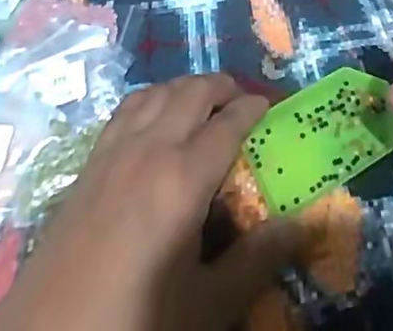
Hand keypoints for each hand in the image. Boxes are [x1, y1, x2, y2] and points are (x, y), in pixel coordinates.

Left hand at [0, 74, 302, 330]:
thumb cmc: (137, 319)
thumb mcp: (206, 304)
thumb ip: (256, 260)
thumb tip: (303, 224)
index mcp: (183, 177)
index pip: (227, 123)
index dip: (252, 107)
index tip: (271, 104)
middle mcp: (149, 148)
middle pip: (191, 92)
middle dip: (222, 86)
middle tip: (243, 100)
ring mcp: (113, 150)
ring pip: (156, 92)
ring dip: (186, 87)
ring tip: (204, 102)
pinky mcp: (89, 161)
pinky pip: (127, 109)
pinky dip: (152, 98)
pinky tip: (156, 118)